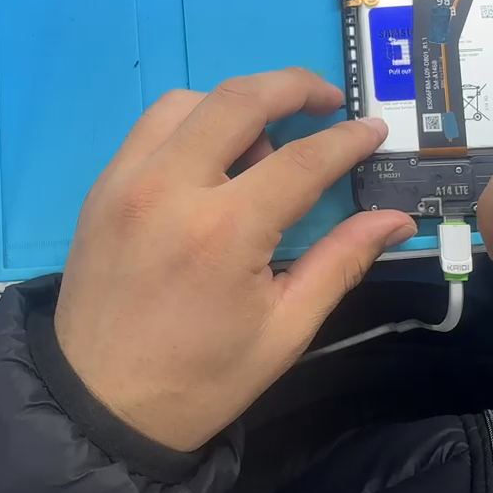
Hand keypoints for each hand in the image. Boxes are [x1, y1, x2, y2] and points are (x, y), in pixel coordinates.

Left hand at [54, 69, 415, 452]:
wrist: (97, 406)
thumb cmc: (200, 379)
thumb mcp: (284, 330)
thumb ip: (340, 262)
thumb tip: (395, 219)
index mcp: (223, 232)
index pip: (300, 161)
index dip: (346, 141)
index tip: (372, 130)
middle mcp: (169, 188)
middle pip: (238, 100)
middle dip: (293, 85)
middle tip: (327, 100)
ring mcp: (125, 182)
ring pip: (188, 102)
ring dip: (236, 104)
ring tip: (262, 146)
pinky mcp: (101, 187)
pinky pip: (151, 127)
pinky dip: (191, 122)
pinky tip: (212, 159)